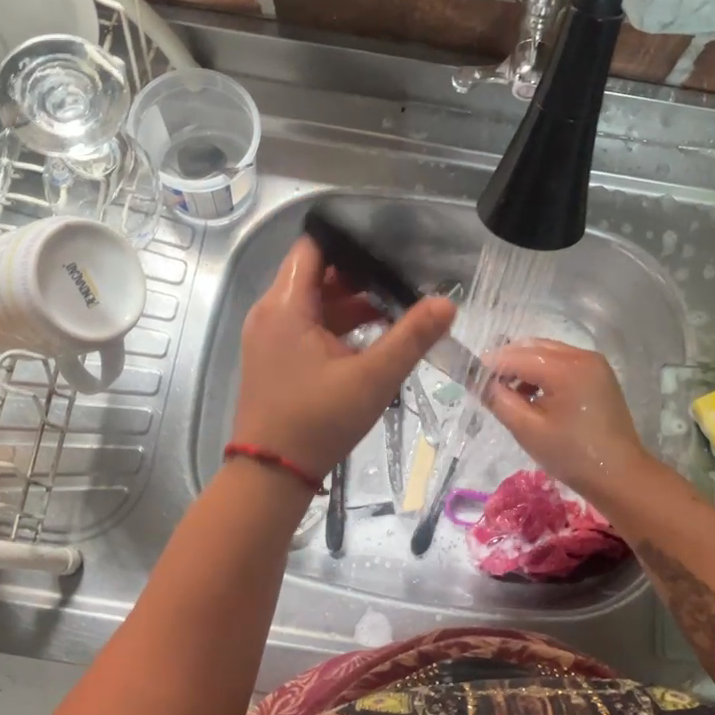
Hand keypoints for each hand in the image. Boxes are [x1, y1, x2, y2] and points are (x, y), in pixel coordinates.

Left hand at [232, 237, 456, 479]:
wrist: (272, 473)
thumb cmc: (319, 421)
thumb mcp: (373, 378)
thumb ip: (412, 337)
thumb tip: (448, 302)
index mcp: (286, 305)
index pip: (313, 247)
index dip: (348, 241)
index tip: (385, 248)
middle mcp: (269, 312)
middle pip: (313, 274)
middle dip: (355, 276)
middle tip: (398, 281)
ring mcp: (267, 336)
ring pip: (310, 302)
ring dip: (347, 304)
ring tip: (392, 311)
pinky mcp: (271, 357)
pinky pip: (303, 325)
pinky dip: (333, 326)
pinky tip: (368, 341)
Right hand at [480, 340, 652, 496]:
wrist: (619, 475)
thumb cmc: (571, 456)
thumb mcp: (527, 430)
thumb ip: (499, 400)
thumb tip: (477, 381)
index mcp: (566, 368)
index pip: (516, 356)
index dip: (490, 366)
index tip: (471, 381)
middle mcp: (582, 356)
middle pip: (533, 348)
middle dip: (508, 364)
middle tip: (488, 389)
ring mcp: (594, 363)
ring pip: (547, 353)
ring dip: (525, 368)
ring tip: (511, 396)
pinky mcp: (599, 374)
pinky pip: (562, 362)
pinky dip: (544, 373)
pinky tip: (535, 397)